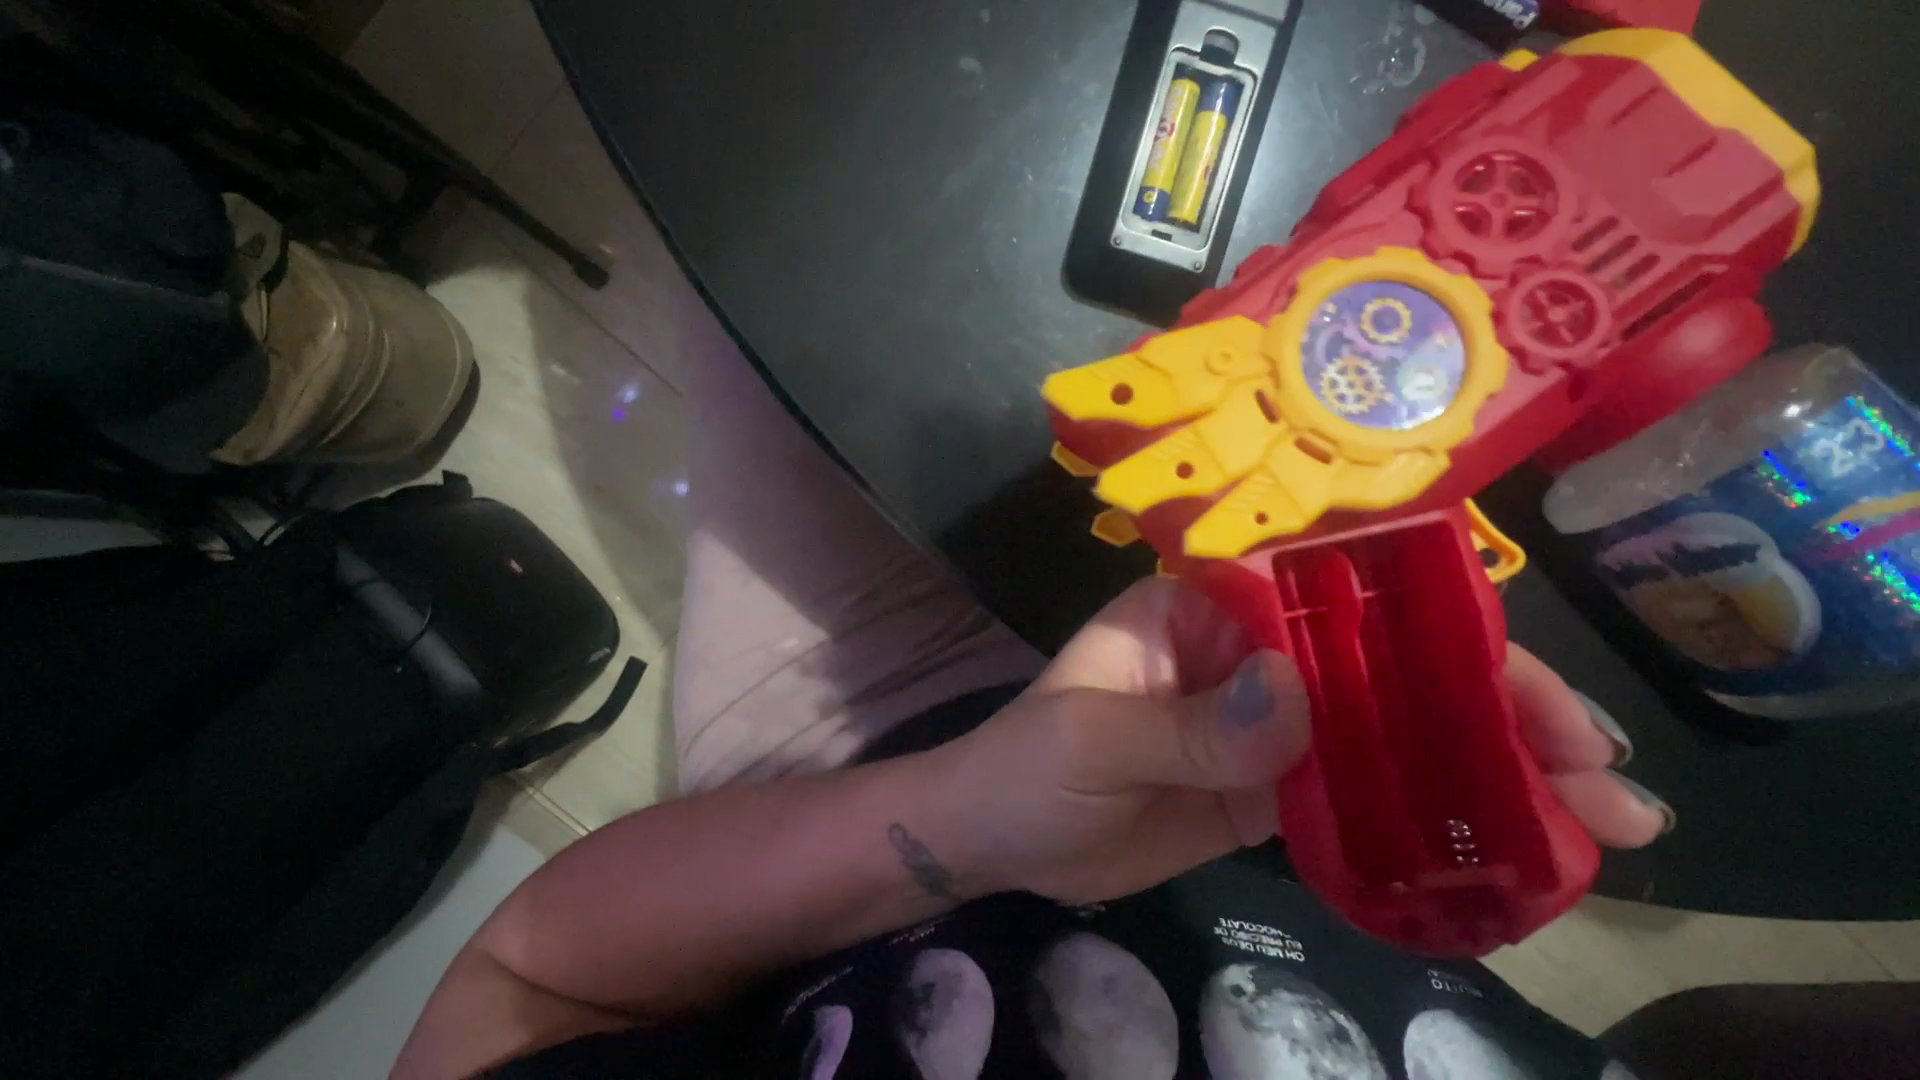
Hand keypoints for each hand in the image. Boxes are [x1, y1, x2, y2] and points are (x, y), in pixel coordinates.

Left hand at [923, 577, 1668, 905]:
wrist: (996, 842)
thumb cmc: (1025, 766)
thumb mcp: (1093, 738)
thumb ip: (1193, 725)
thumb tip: (1300, 697)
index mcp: (1200, 609)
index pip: (1324, 590)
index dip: (1422, 617)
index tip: (1513, 667)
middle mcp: (1245, 652)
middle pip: (1379, 661)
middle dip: (1486, 702)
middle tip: (1598, 763)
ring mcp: (1264, 723)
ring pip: (1386, 730)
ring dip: (1483, 765)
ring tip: (1600, 815)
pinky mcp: (1269, 789)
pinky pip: (1359, 794)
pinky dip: (1429, 815)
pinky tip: (1508, 843)